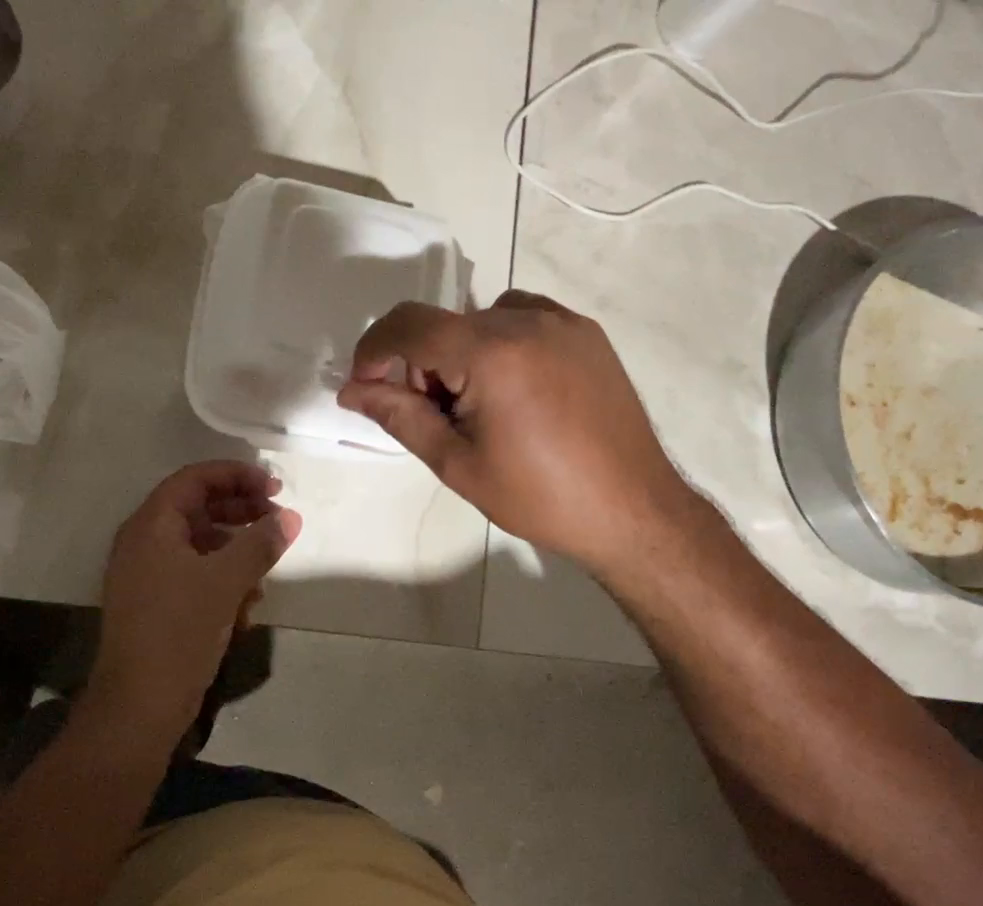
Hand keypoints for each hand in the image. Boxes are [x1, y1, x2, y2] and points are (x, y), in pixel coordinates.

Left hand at [93, 462, 301, 716]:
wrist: (139, 702)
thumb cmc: (178, 631)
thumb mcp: (225, 582)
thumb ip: (259, 544)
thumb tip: (290, 517)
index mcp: (150, 525)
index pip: (194, 479)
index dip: (237, 476)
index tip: (277, 488)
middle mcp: (143, 543)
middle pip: (197, 509)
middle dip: (241, 513)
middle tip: (278, 522)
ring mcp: (146, 576)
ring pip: (198, 546)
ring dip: (235, 552)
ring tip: (265, 572)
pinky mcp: (155, 606)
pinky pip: (192, 577)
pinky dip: (221, 582)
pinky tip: (247, 608)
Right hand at [337, 290, 701, 573]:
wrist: (630, 509)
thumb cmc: (537, 496)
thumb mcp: (456, 463)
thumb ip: (399, 416)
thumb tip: (352, 390)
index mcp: (491, 353)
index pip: (409, 325)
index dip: (373, 350)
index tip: (366, 386)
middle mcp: (527, 321)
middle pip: (444, 324)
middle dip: (419, 365)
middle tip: (433, 419)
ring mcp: (563, 323)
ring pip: (480, 320)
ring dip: (459, 355)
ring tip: (478, 410)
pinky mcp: (587, 334)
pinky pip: (522, 320)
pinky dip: (499, 346)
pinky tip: (514, 393)